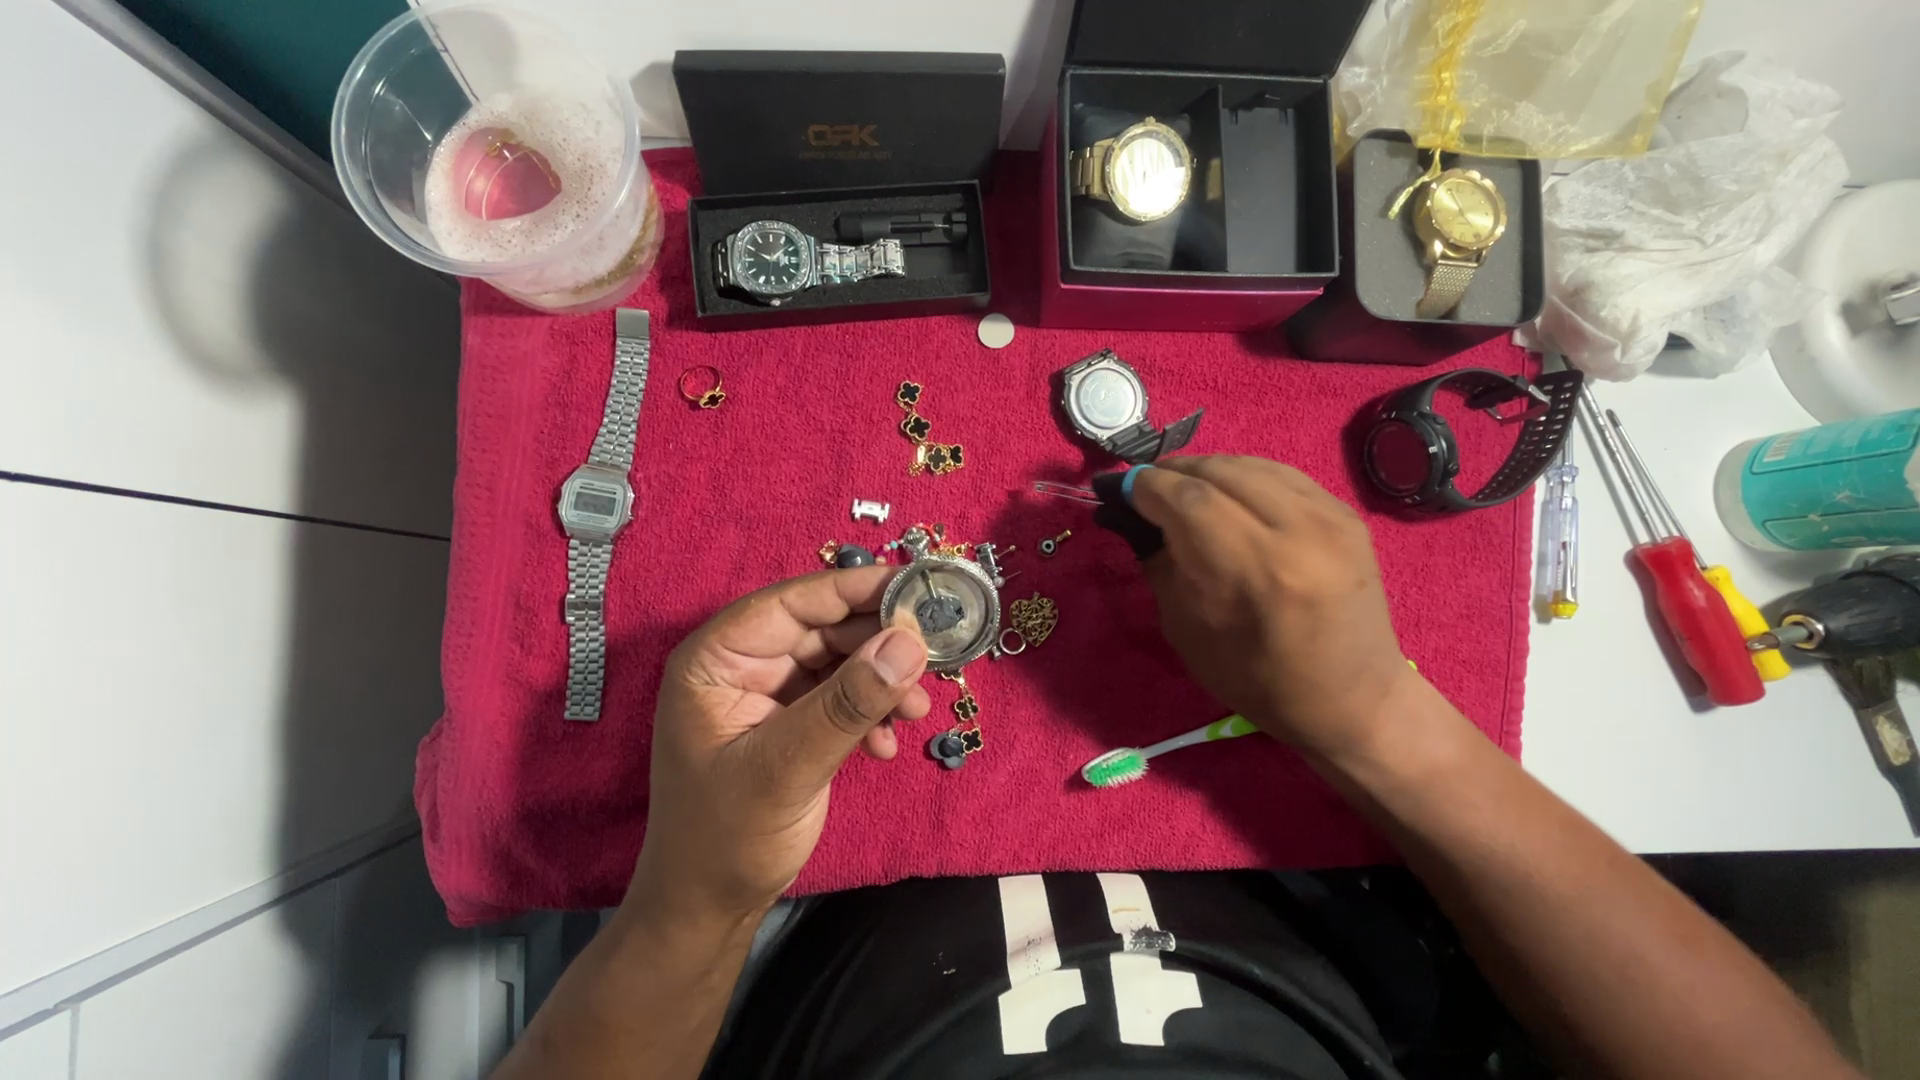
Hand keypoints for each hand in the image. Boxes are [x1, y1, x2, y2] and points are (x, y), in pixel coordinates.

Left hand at [629, 567, 930, 924]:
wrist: (709, 908)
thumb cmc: (726, 838)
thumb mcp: (787, 768)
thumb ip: (848, 704)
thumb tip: (910, 643)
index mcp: (718, 659)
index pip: (792, 602)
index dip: (854, 589)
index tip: (917, 587)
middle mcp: (743, 665)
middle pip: (823, 628)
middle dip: (878, 642)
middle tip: (935, 654)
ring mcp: (769, 693)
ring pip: (840, 661)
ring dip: (882, 681)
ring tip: (917, 709)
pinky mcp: (793, 721)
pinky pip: (843, 696)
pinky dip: (872, 712)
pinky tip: (888, 742)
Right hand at [1129, 456, 1416, 762]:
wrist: (1350, 699)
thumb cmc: (1256, 679)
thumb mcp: (1186, 629)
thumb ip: (1160, 563)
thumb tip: (1130, 515)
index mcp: (1253, 569)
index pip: (1186, 499)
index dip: (1145, 486)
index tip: (1119, 489)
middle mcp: (1296, 531)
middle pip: (1217, 472)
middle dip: (1171, 473)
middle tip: (1143, 485)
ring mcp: (1329, 517)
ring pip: (1250, 464)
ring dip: (1205, 469)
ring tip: (1179, 484)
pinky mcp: (1346, 513)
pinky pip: (1281, 474)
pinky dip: (1243, 475)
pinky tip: (1225, 490)